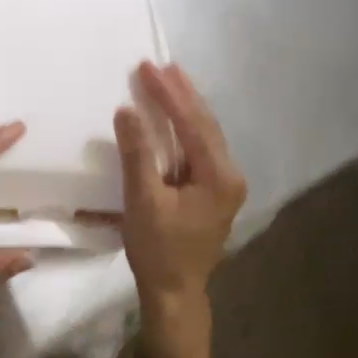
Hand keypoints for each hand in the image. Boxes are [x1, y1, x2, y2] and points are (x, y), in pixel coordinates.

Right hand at [115, 62, 245, 347]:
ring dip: (182, 109)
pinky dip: (181, 130)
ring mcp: (221, 185)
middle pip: (204, 125)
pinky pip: (196, 150)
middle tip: (158, 66)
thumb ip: (138, 154)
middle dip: (181, 94)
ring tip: (165, 82)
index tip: (148, 67)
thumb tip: (128, 111)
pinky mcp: (209, 193)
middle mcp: (228, 175)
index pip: (193, 123)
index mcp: (219, 175)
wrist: (174, 291)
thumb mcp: (143, 200)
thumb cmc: (158, 248)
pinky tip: (169, 119)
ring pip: (202, 136)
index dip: (170, 94)